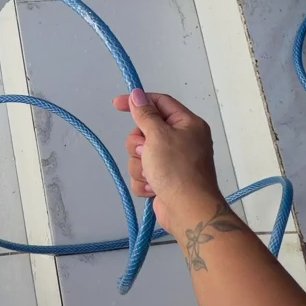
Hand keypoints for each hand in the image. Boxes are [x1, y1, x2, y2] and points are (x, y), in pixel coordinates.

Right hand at [113, 90, 229, 226]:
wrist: (188, 211)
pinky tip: (154, 188)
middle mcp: (181, 140)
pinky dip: (144, 180)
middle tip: (145, 152)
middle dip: (138, 144)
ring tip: (151, 175)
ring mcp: (171, 161)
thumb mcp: (158, 136)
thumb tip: (136, 94)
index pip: (159, 103)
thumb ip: (145, 114)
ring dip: (139, 165)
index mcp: (187, 124)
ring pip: (140, 154)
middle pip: (145, 131)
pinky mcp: (163, 179)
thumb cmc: (177, 169)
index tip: (116, 104)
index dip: (138, 102)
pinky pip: (142, 172)